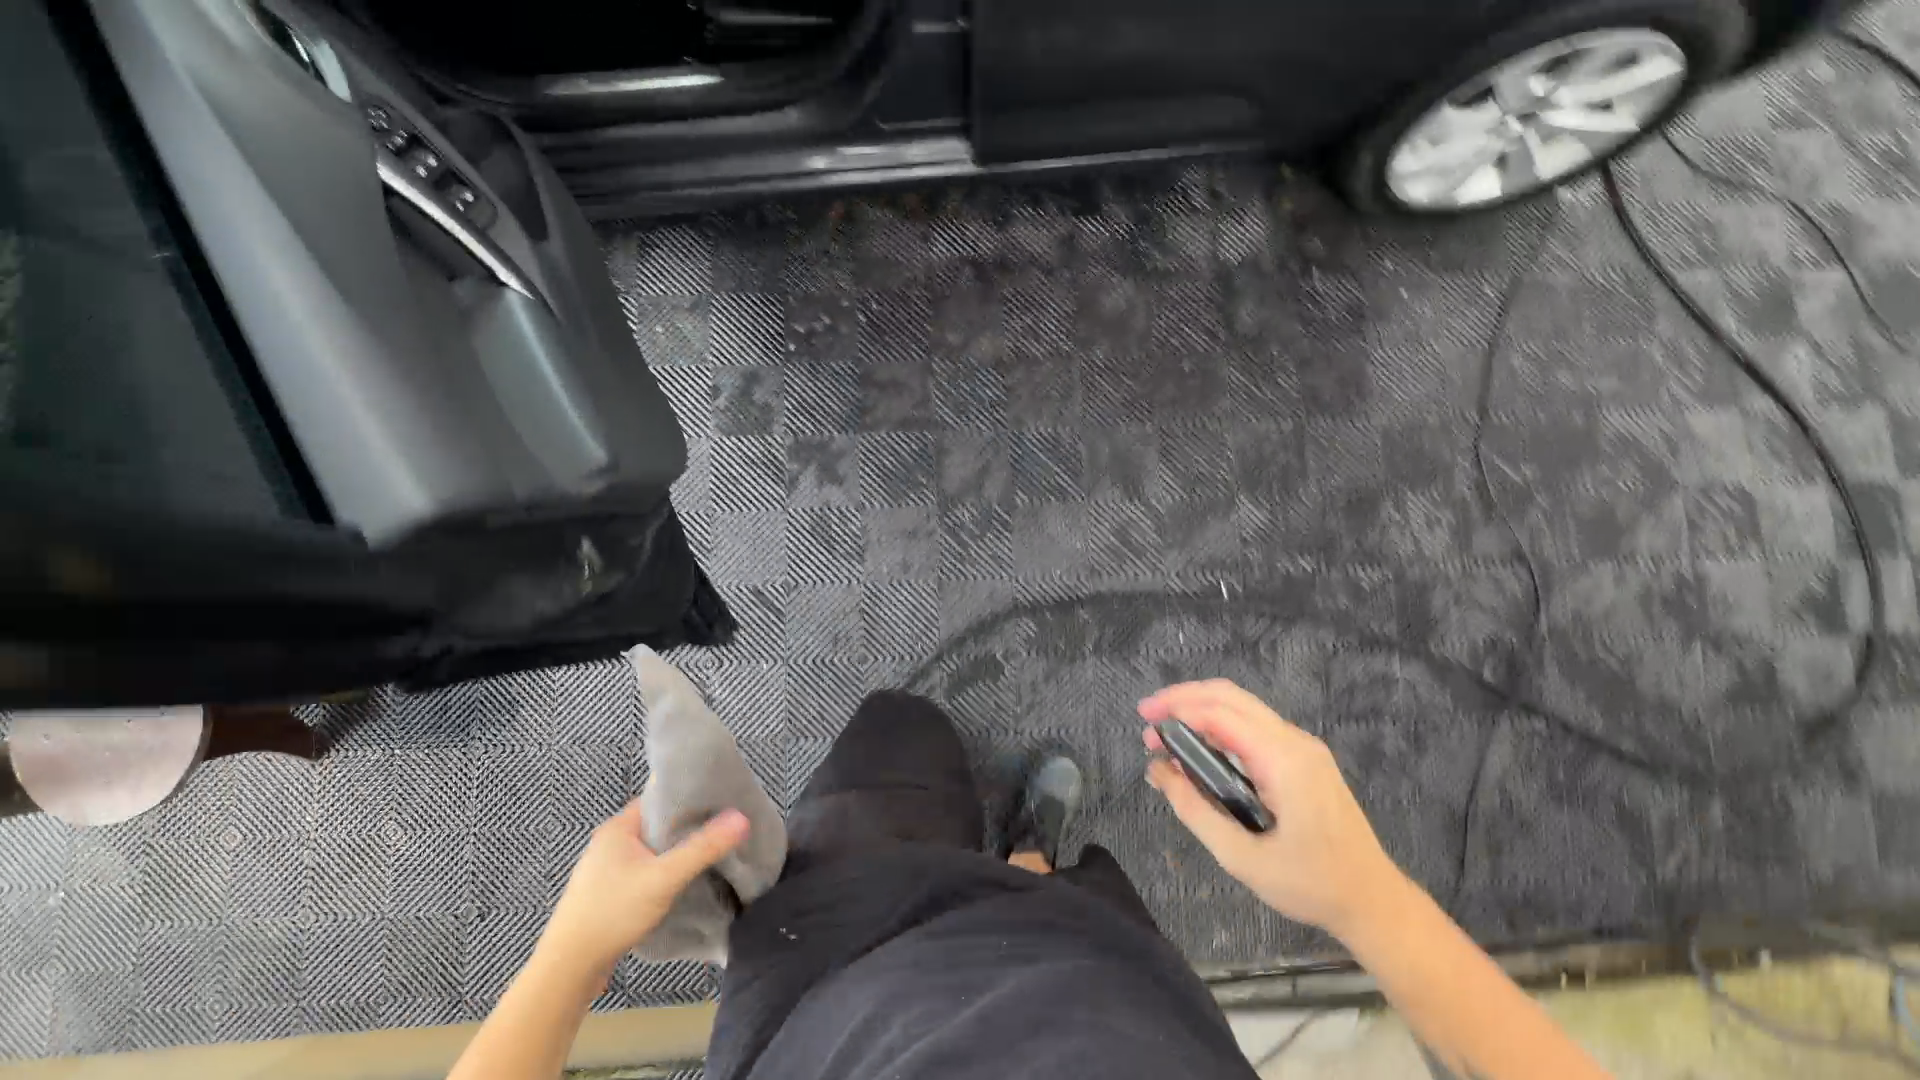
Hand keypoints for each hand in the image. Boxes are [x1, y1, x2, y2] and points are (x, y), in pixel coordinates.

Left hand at [536, 800, 749, 976]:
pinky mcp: (608, 892)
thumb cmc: (613, 913)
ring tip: (710, 855)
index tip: (723, 802)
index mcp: (618, 827)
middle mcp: (610, 842)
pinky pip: (645, 870)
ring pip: (652, 850)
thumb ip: (703, 848)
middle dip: (688, 828)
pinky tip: (682, 883)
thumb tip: (741, 817)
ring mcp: (607, 868)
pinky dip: (664, 872)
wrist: (569, 968)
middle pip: (658, 825)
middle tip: (723, 830)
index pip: (660, 798)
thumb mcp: (664, 878)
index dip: (691, 798)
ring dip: (677, 853)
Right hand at [1140, 680, 1406, 937]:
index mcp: (1284, 761)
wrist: (1374, 901)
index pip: (1221, 714)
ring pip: (1244, 708)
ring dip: (1201, 712)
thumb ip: (1196, 811)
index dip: (1178, 710)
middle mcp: (1296, 742)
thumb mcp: (1242, 858)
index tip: (1143, 723)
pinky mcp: (1305, 760)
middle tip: (1147, 718)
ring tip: (1165, 735)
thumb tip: (1158, 773)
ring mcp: (1304, 748)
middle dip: (1184, 699)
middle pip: (1232, 698)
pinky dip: (1220, 728)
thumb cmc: (1311, 885)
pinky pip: (1256, 728)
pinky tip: (1198, 749)